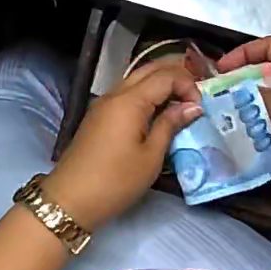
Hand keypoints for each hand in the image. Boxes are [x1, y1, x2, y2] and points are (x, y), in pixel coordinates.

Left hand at [45, 61, 202, 230]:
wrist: (70, 200)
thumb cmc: (116, 181)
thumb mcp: (151, 156)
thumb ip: (171, 125)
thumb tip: (192, 107)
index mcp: (130, 101)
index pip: (166, 76)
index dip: (188, 85)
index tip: (200, 108)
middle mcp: (116, 93)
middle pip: (150, 69)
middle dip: (176, 75)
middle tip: (195, 95)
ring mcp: (104, 103)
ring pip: (137, 78)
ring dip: (161, 83)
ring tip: (181, 102)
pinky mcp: (99, 115)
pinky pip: (127, 92)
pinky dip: (147, 93)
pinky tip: (159, 111)